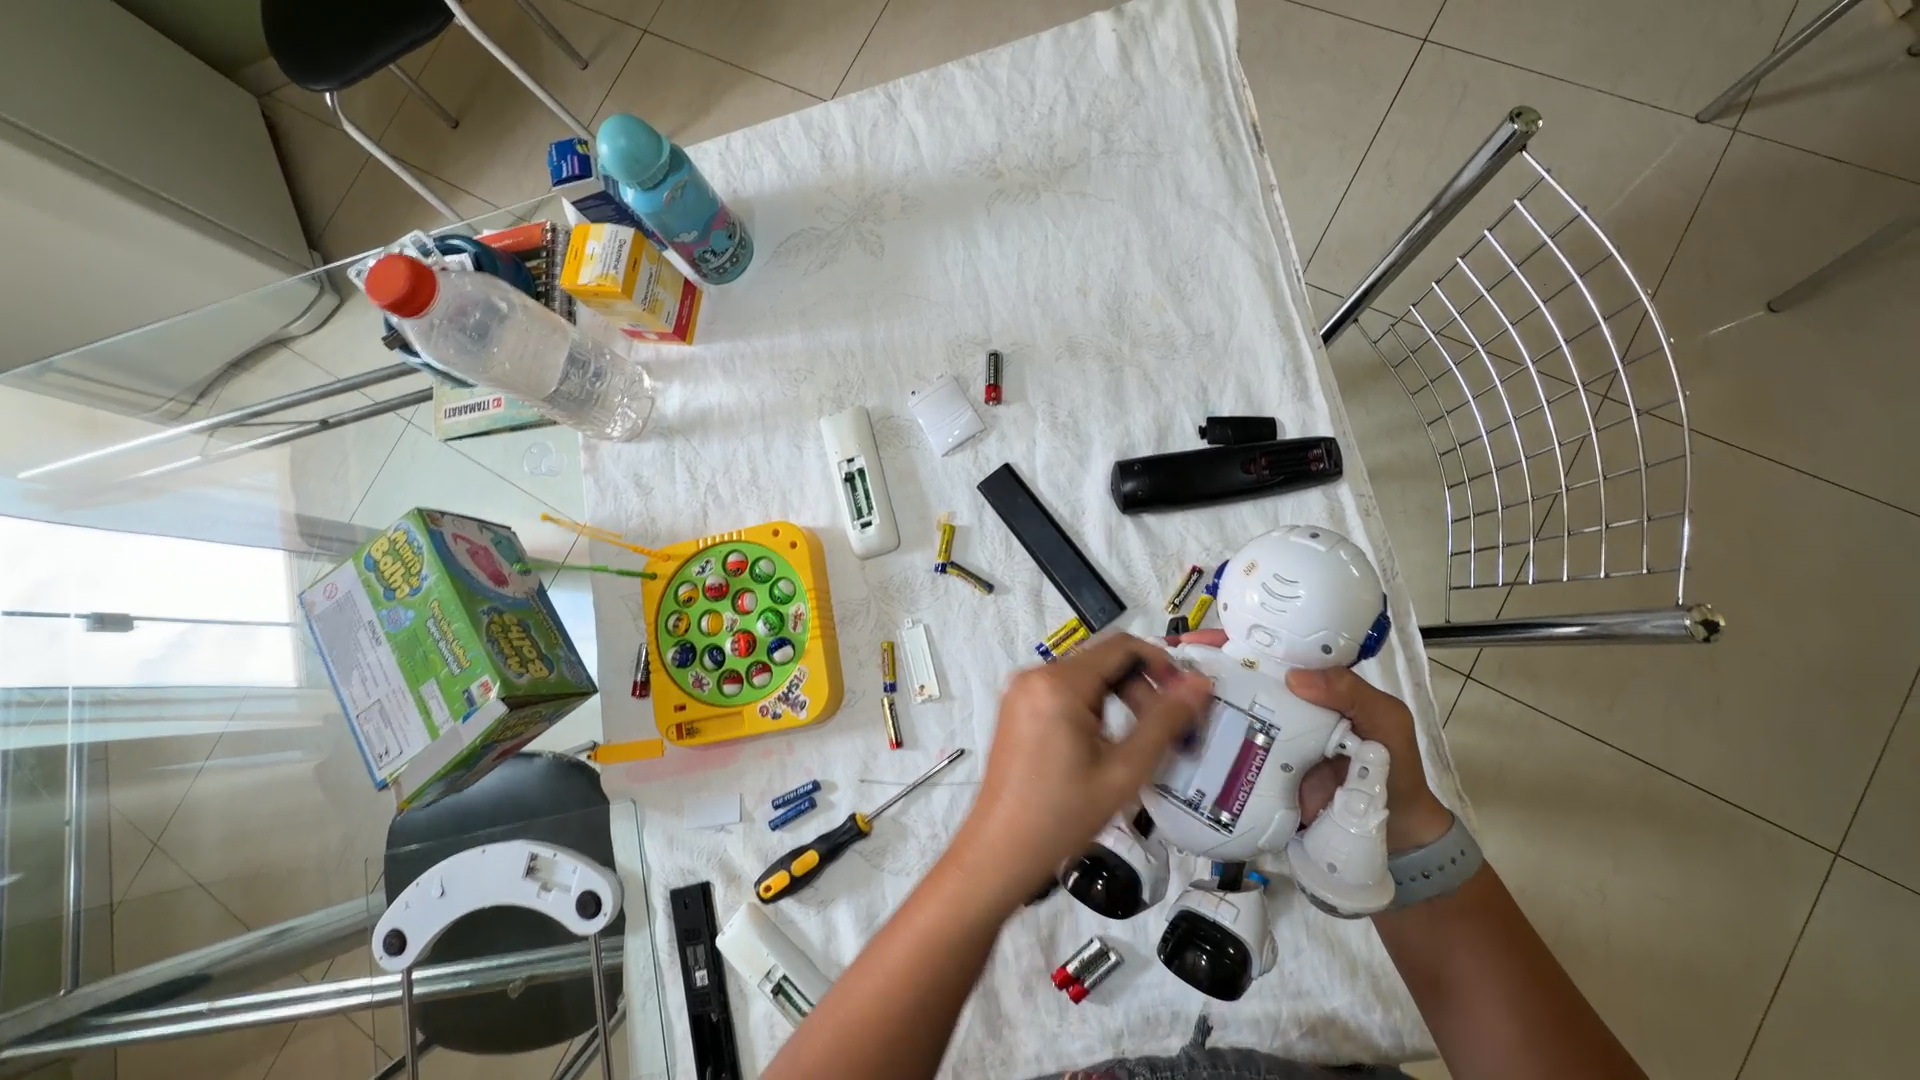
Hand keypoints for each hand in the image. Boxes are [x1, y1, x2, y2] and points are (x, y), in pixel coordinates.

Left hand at [946, 635, 1212, 910]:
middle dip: (1141, 690)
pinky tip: (1104, 749)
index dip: (1162, 665)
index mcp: (1057, 684)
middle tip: (1165, 734)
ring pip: (1087, 678)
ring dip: (1119, 702)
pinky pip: (1065, 693)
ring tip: (1135, 748)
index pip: (1123, 647)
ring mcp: (1021, 692)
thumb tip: (1200, 684)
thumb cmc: (1060, 817)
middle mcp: (1034, 676)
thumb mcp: (1124, 770)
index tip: (1185, 699)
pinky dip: (1093, 710)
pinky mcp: (1017, 709)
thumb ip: (1165, 722)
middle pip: (1104, 661)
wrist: (1001, 851)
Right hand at [1173, 630, 1450, 852]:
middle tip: (1163, 668)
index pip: (1262, 654)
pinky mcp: (1253, 774)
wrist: (1394, 836)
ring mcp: (1262, 741)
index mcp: (1306, 686)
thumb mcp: (1385, 721)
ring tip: (1156, 701)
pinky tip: (1170, 742)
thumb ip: (1352, 693)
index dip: (1227, 642)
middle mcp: (1277, 708)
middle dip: (1194, 670)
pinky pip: (1222, 756)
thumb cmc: (1394, 768)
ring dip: (1188, 707)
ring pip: (1219, 716)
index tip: (1195, 642)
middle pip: (1229, 681)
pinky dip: (1197, 748)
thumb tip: (1295, 677)